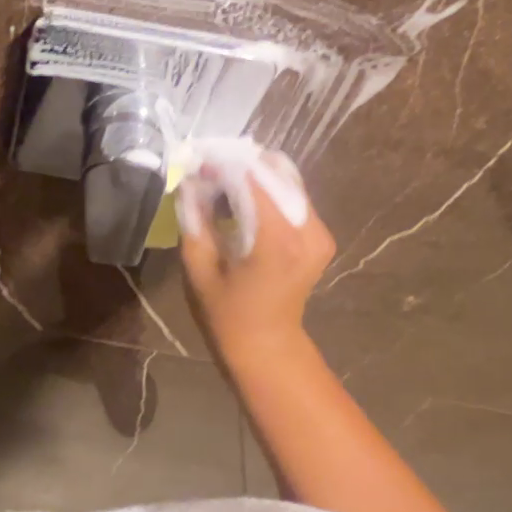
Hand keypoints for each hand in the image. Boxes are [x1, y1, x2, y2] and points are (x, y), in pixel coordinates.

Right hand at [176, 151, 335, 354]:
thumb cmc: (226, 313)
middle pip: (276, 173)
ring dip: (255, 175)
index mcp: (276, 239)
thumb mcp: (199, 268)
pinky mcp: (321, 235)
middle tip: (209, 171)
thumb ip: (195, 219)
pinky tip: (243, 200)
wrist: (266, 346)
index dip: (222, 167)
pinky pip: (295, 196)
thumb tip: (190, 182)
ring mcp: (319, 232)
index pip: (251, 181)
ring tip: (223, 184)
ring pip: (288, 180)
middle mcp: (307, 229)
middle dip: (241, 165)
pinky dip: (269, 190)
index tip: (197, 166)